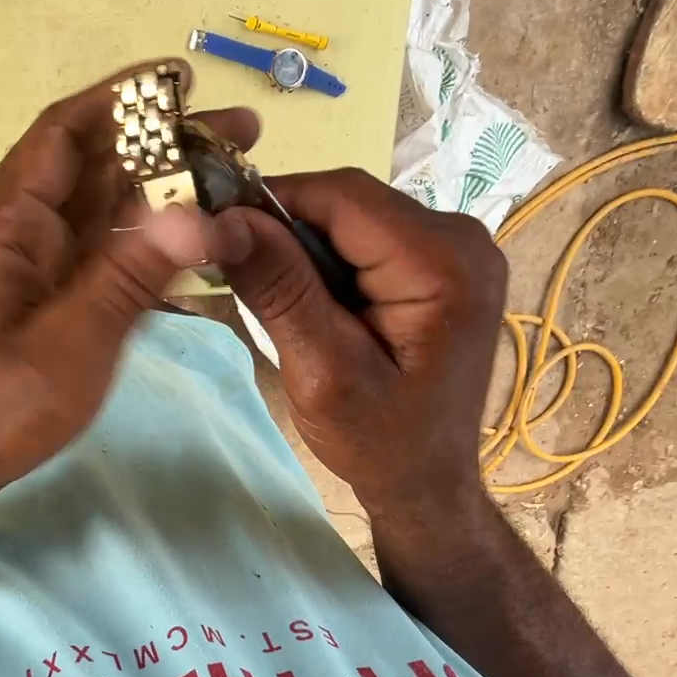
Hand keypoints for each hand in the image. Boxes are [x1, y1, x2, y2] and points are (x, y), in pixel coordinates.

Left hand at [0, 61, 260, 498]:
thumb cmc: (2, 406)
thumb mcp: (72, 342)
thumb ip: (131, 275)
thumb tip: (199, 212)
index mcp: (5, 223)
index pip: (62, 134)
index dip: (121, 99)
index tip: (184, 81)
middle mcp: (19, 229)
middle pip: (94, 163)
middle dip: (163, 141)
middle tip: (241, 132)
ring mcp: (37, 261)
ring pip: (105, 204)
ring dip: (163, 185)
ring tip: (235, 172)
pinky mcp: (53, 292)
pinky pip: (105, 247)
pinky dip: (148, 235)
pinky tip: (196, 229)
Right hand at [207, 169, 507, 515]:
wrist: (427, 481)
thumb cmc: (378, 441)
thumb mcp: (321, 370)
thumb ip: (280, 291)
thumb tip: (227, 221)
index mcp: (444, 263)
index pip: (343, 196)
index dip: (272, 199)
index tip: (215, 225)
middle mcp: (462, 239)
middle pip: (350, 204)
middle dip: (285, 230)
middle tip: (234, 268)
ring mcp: (455, 251)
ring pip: (353, 220)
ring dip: (302, 249)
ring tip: (268, 294)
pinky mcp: (440, 267)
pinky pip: (367, 243)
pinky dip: (325, 264)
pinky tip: (305, 302)